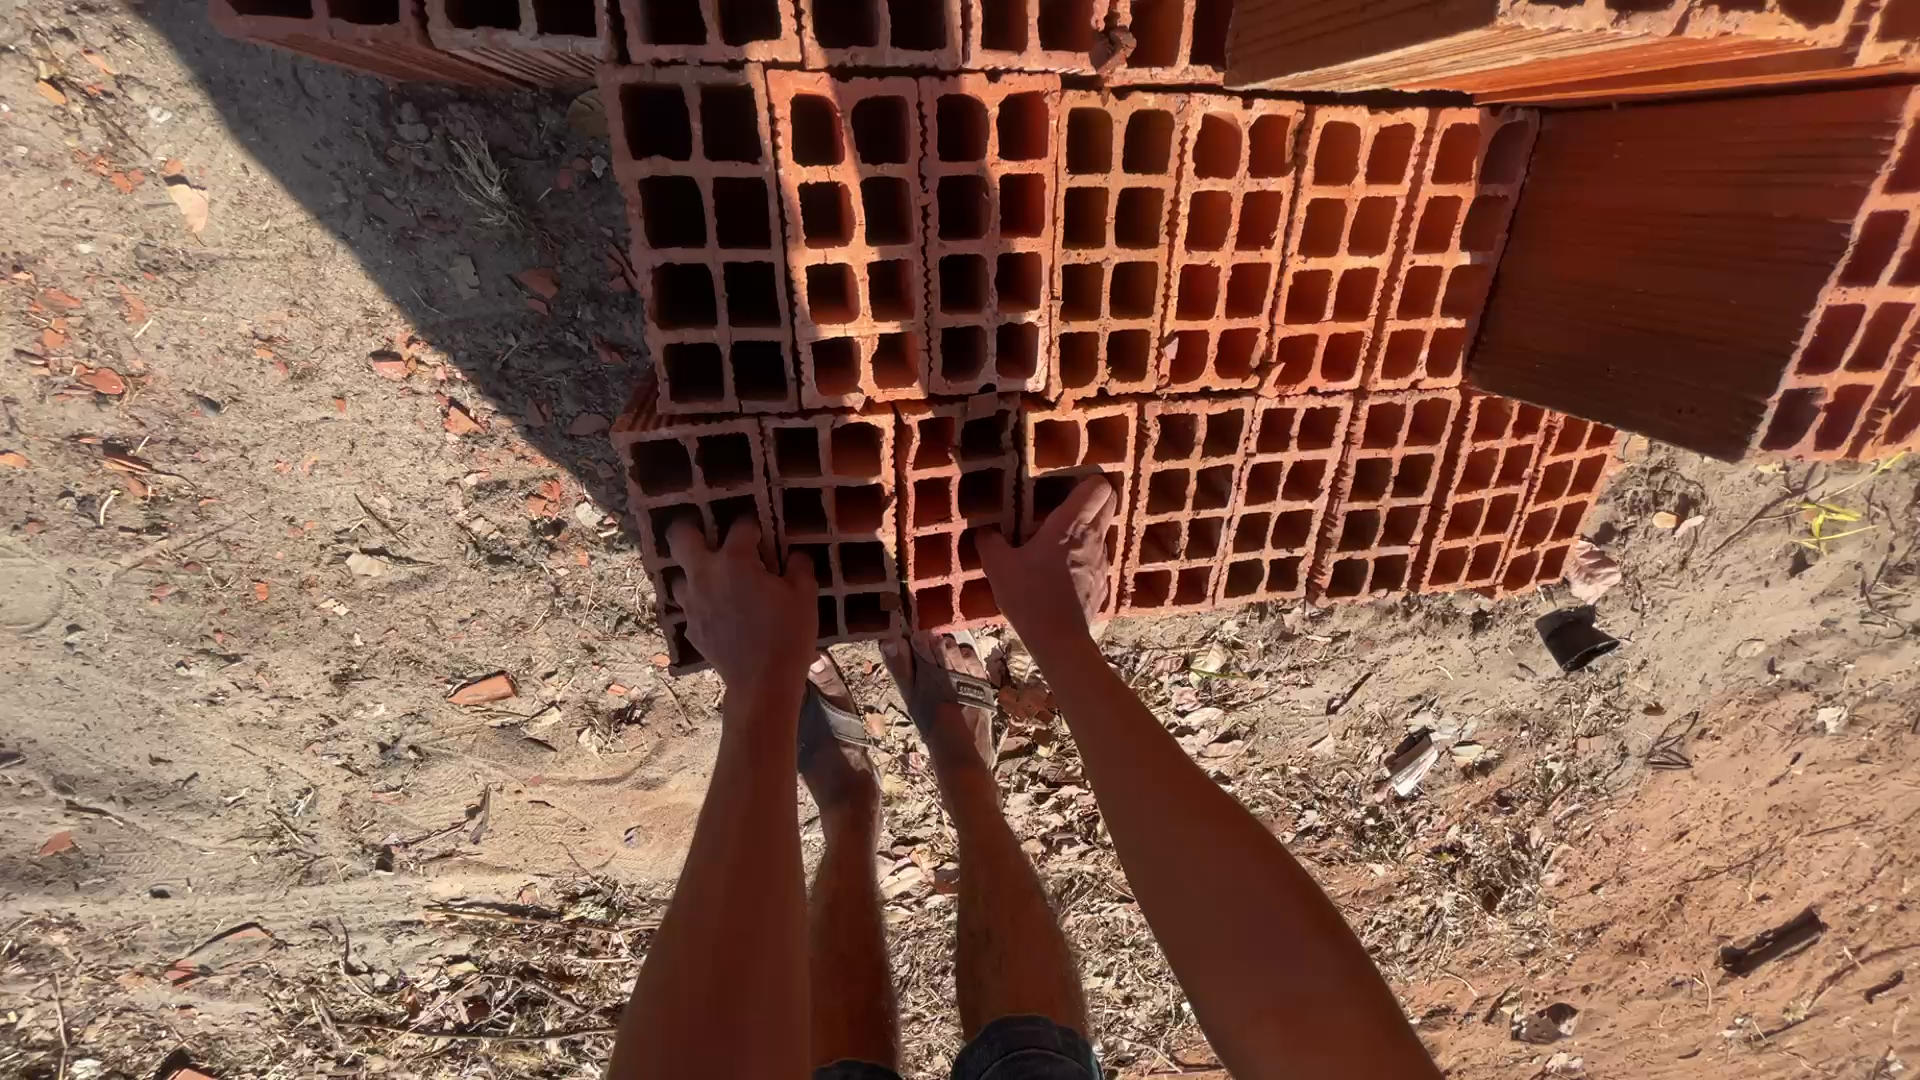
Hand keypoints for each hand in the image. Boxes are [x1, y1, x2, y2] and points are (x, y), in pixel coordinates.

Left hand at [667, 516, 817, 691]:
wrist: (763, 682)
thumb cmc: (788, 633)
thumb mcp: (805, 594)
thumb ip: (799, 566)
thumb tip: (795, 555)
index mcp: (734, 560)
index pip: (741, 526)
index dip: (753, 526)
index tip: (762, 533)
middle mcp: (705, 574)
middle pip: (680, 537)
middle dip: (691, 528)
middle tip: (707, 533)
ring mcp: (692, 603)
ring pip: (678, 575)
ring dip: (694, 571)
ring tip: (714, 578)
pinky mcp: (691, 627)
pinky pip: (688, 606)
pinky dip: (700, 602)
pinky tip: (718, 611)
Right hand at [976, 476, 1115, 646]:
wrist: (1058, 640)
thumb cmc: (1029, 596)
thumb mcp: (998, 567)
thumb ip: (989, 542)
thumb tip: (984, 531)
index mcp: (1070, 525)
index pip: (1098, 487)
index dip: (1089, 480)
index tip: (1070, 486)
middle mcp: (1093, 537)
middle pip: (1109, 502)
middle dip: (1094, 498)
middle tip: (1067, 506)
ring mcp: (1103, 562)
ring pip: (1104, 532)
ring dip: (1089, 530)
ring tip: (1062, 542)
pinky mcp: (1104, 584)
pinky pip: (1099, 560)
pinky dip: (1087, 558)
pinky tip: (1066, 573)